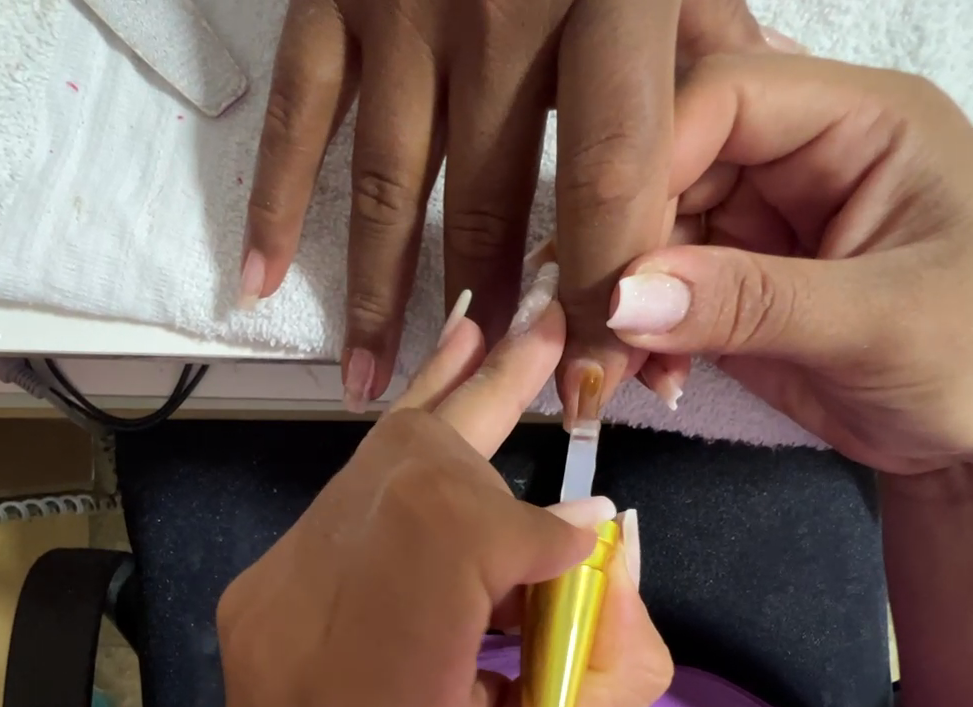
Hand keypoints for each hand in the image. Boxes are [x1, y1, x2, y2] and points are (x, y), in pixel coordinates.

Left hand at [184, 299, 672, 706]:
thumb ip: (602, 662)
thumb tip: (611, 529)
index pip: (443, 559)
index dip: (521, 527)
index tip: (585, 530)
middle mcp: (308, 628)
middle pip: (408, 484)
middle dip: (492, 421)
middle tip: (558, 338)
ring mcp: (272, 586)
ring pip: (379, 461)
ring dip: (459, 398)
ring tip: (518, 331)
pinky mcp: (265, 564)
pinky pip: (355, 480)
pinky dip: (419, 427)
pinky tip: (456, 360)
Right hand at [243, 0, 780, 422]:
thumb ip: (705, 20)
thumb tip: (712, 137)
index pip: (613, 181)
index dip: (605, 294)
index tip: (601, 386)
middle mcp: (498, 11)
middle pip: (495, 205)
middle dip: (497, 318)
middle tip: (494, 402)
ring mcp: (399, 9)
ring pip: (391, 190)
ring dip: (380, 300)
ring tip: (373, 382)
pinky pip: (296, 121)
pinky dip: (275, 207)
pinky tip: (260, 284)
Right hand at [601, 55, 972, 487]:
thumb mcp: (879, 324)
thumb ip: (749, 302)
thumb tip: (621, 296)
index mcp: (861, 123)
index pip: (723, 98)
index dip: (652, 160)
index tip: (607, 255)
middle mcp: (798, 161)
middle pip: (668, 167)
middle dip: (623, 248)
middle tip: (595, 328)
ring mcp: (758, 228)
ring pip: (649, 236)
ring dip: (621, 303)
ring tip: (617, 369)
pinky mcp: (730, 290)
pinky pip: (655, 293)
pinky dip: (635, 335)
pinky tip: (649, 376)